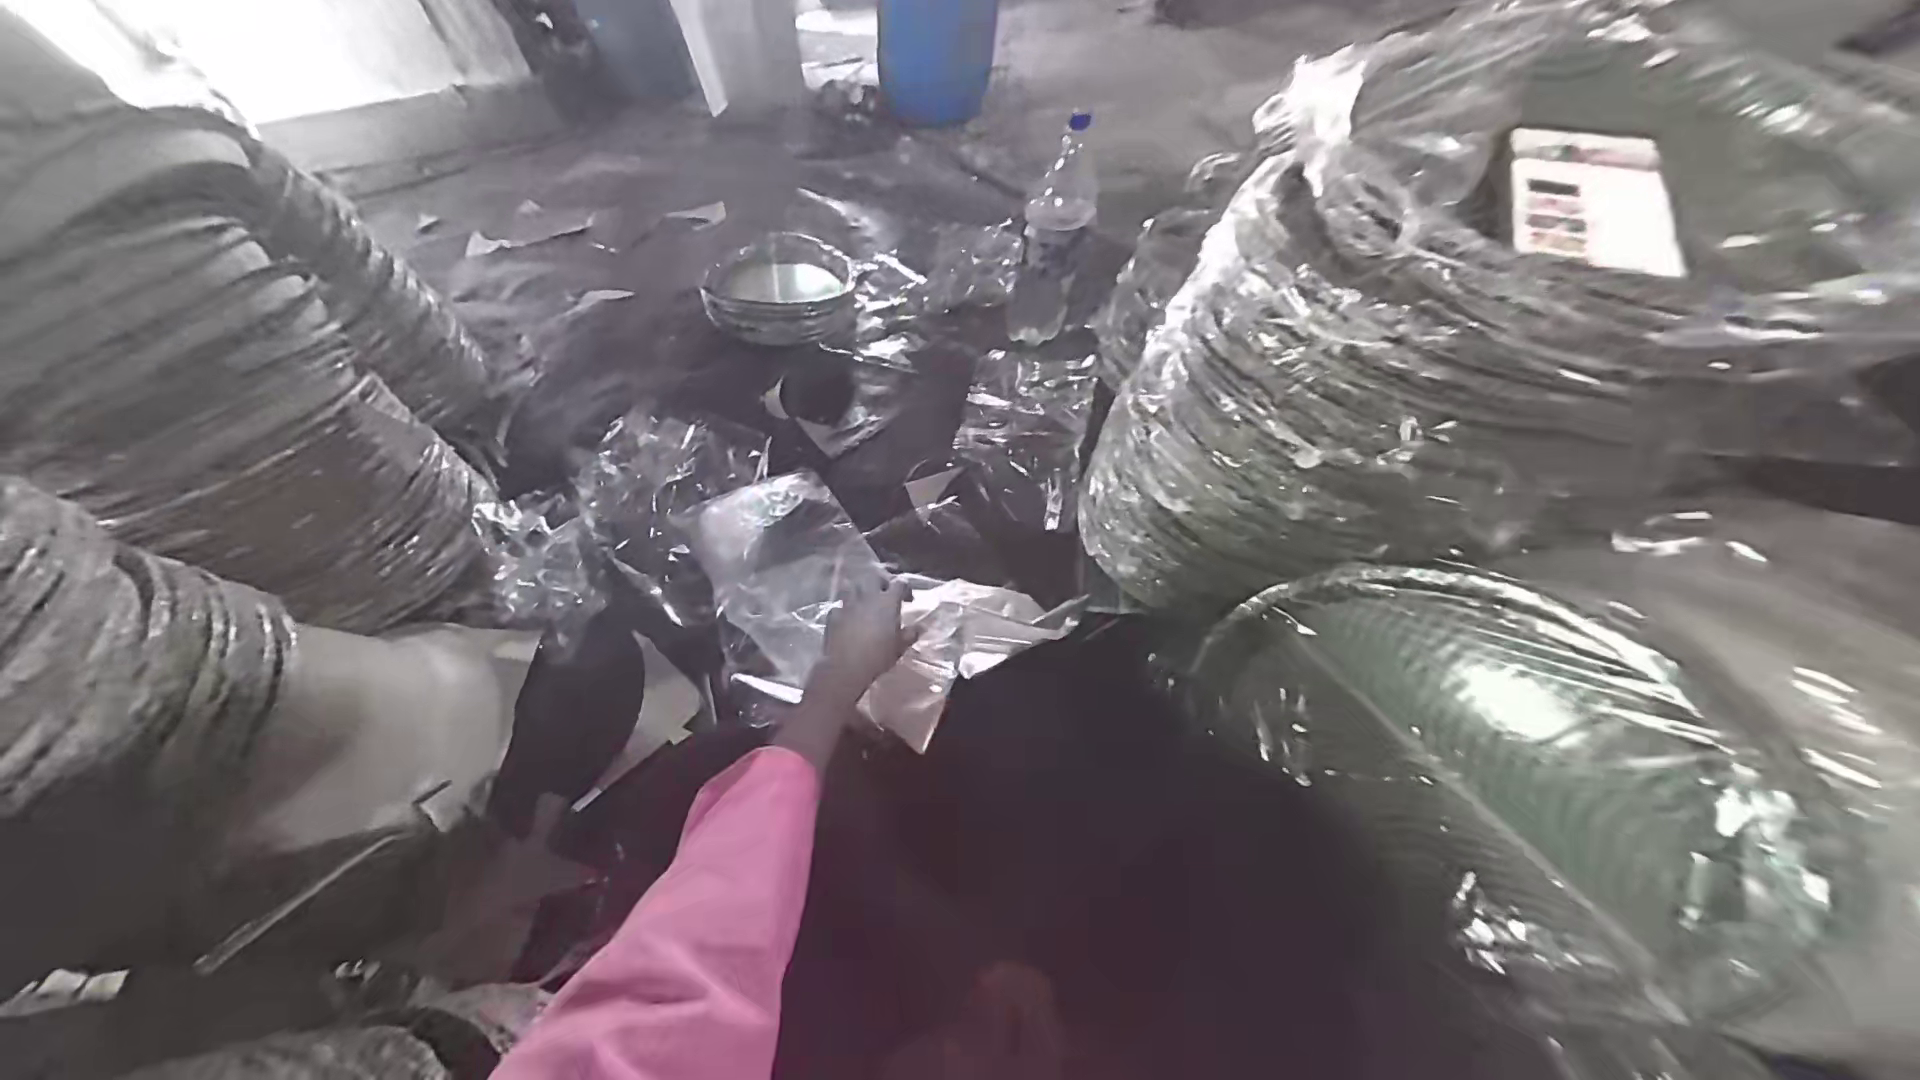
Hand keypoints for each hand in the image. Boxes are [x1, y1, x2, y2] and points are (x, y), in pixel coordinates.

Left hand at [809, 578, 915, 708]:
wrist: (846, 666)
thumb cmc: (878, 656)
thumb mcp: (900, 647)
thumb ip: (911, 634)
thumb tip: (921, 627)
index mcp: (888, 602)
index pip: (900, 583)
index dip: (906, 588)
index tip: (908, 600)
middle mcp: (868, 597)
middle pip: (874, 577)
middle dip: (881, 581)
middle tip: (885, 593)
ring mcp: (848, 604)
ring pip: (853, 585)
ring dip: (860, 590)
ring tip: (864, 600)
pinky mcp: (834, 614)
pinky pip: (839, 605)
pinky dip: (844, 608)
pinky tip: (846, 617)